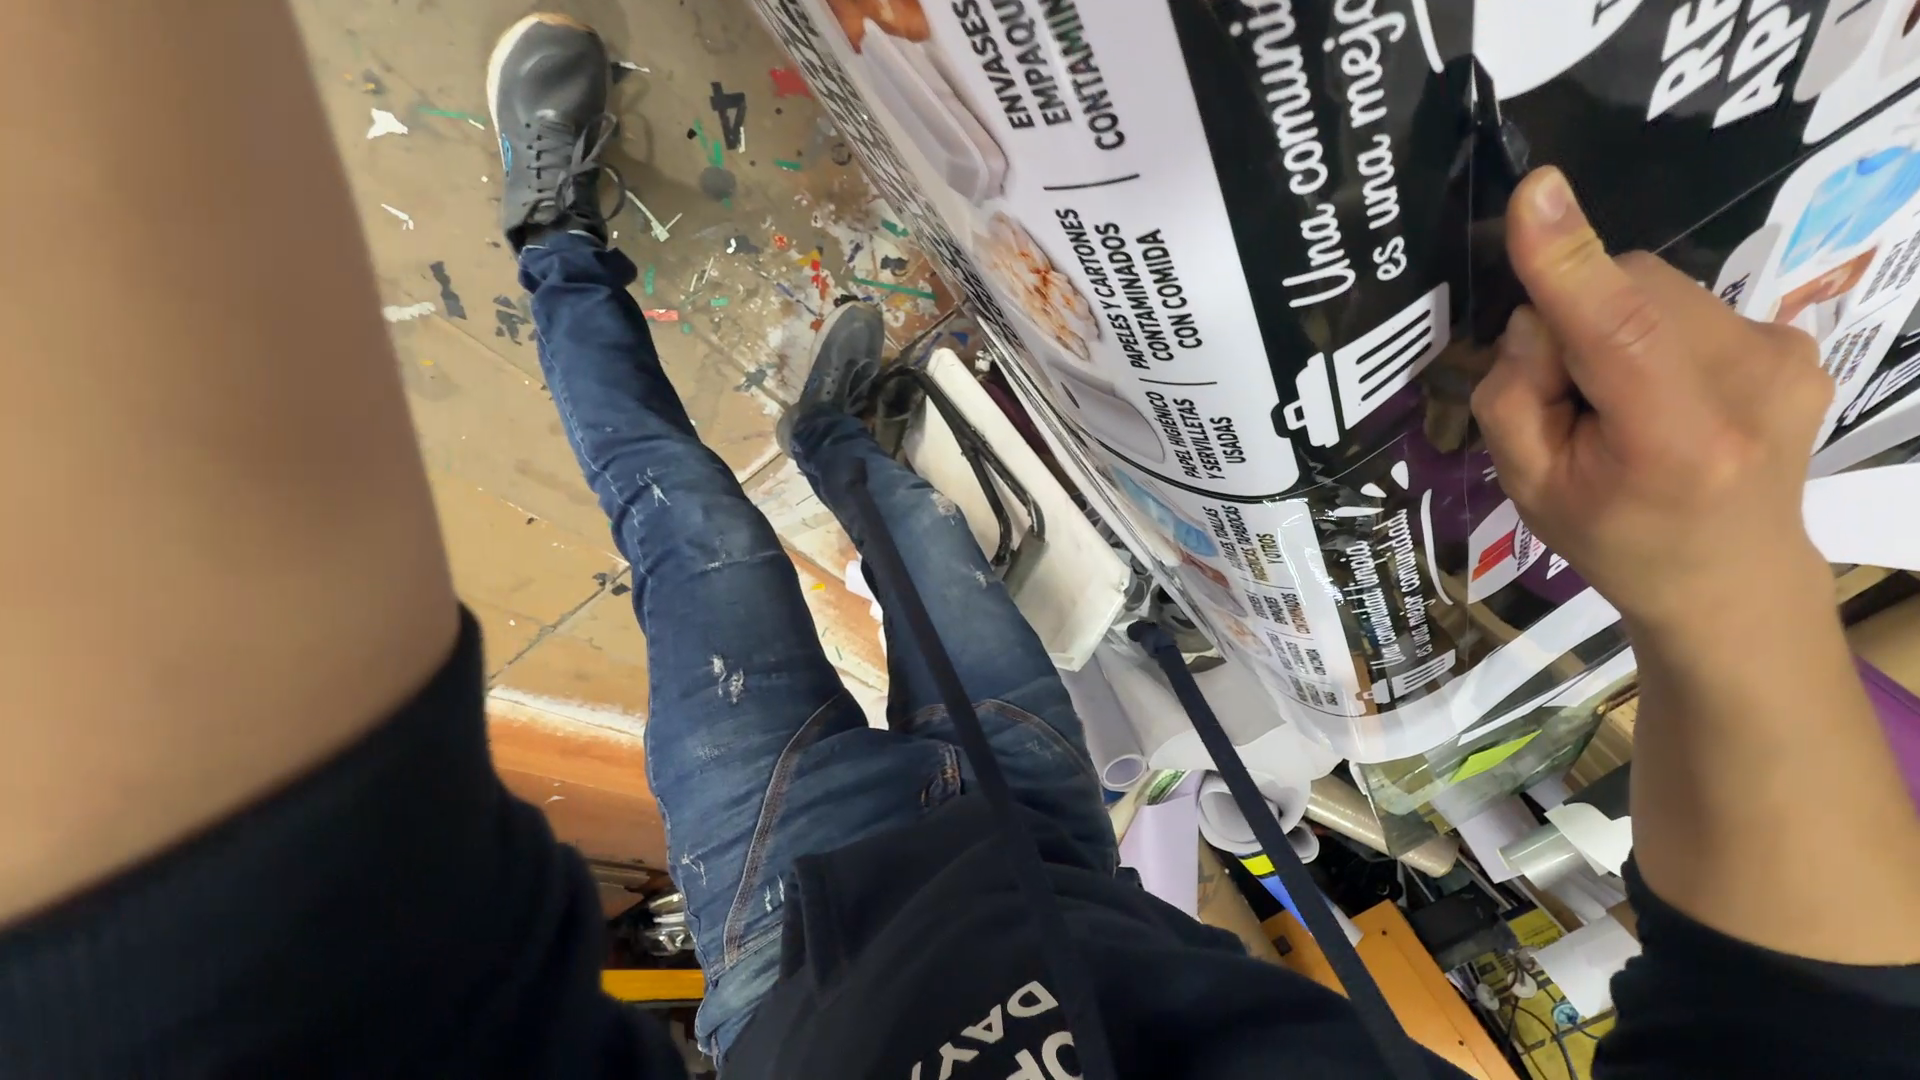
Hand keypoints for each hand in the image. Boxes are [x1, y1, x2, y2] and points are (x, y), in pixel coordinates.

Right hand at [1472, 167, 1834, 636]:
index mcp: (1675, 440)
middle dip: (1569, 323)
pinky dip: (1645, 333)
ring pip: (1652, 286)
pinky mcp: (1794, 338)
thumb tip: (1537, 312)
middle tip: (1564, 398)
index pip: (1616, 330)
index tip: (1535, 192)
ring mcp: (1785, 353)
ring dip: (1605, 327)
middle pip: (1627, 288)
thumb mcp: (1526, 485)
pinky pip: (1682, 301)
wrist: (1728, 576)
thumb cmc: (1610, 540)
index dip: (1568, 263)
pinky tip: (1656, 391)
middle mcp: (1750, 382)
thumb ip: (1514, 395)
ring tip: (1614, 401)